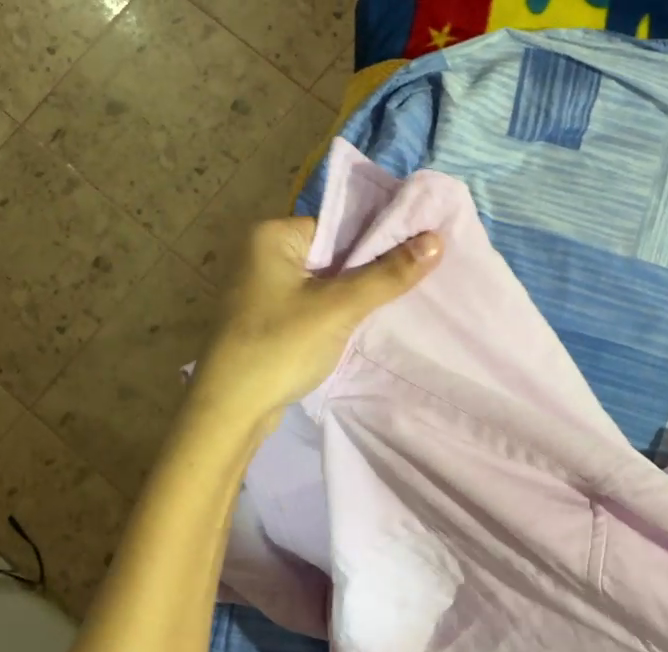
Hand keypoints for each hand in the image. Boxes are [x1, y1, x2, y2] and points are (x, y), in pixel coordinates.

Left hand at [189, 217, 442, 426]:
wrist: (231, 408)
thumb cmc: (281, 346)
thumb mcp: (339, 308)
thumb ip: (387, 275)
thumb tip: (436, 240)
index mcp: (271, 235)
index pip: (336, 227)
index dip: (374, 243)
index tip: (411, 260)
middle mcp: (260, 256)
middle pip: (330, 256)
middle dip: (366, 274)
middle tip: (408, 288)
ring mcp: (259, 293)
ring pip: (320, 287)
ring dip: (350, 301)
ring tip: (389, 311)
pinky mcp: (264, 325)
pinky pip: (308, 311)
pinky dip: (330, 320)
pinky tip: (355, 334)